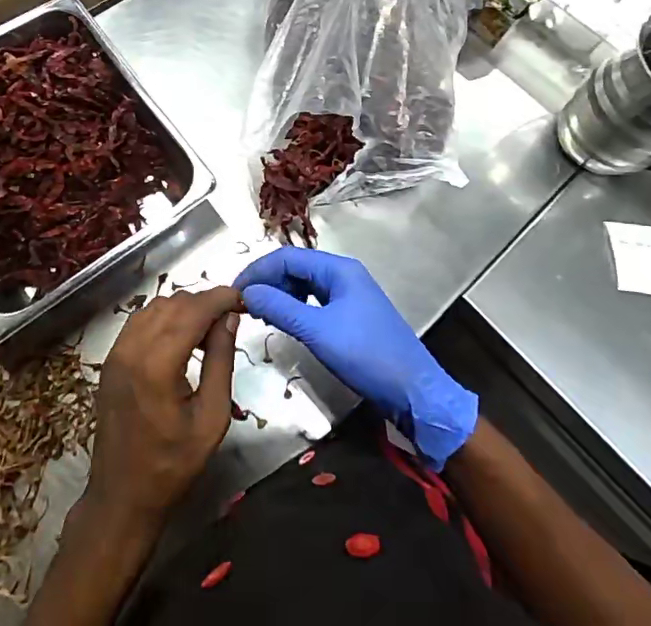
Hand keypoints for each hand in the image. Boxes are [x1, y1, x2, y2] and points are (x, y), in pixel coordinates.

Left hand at [88, 286, 243, 527]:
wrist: (123, 492)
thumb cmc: (173, 463)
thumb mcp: (211, 417)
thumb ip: (221, 362)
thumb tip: (229, 319)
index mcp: (156, 364)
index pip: (191, 311)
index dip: (218, 298)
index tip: (241, 297)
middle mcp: (130, 348)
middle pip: (171, 304)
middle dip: (203, 303)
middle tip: (231, 317)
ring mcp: (115, 352)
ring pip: (153, 309)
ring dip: (182, 309)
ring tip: (210, 329)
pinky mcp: (110, 359)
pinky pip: (138, 323)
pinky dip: (163, 319)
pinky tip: (182, 338)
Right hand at [235, 247, 477, 468]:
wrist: (416, 394)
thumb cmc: (368, 357)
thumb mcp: (317, 331)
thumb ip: (280, 308)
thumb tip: (246, 292)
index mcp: (339, 269)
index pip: (286, 257)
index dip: (257, 271)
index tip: (234, 292)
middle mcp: (343, 274)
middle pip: (294, 268)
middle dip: (266, 283)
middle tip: (244, 305)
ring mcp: (348, 294)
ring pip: (302, 284)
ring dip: (278, 295)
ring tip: (261, 315)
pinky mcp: (350, 314)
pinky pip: (312, 300)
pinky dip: (293, 307)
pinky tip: (285, 322)